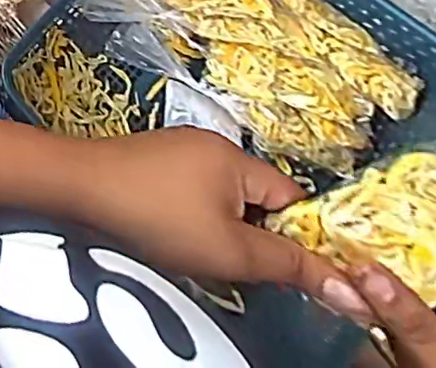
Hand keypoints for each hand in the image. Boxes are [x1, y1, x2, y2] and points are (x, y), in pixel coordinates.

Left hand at [82, 128, 351, 308]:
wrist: (81, 186)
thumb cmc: (157, 215)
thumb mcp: (231, 250)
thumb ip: (292, 267)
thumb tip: (354, 291)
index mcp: (234, 156)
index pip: (294, 198)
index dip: (304, 239)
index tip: (302, 275)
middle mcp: (210, 144)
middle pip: (259, 198)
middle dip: (261, 237)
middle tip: (247, 269)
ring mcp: (179, 150)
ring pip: (227, 199)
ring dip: (229, 231)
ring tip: (209, 255)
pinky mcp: (155, 161)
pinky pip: (196, 193)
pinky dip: (199, 219)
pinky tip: (179, 238)